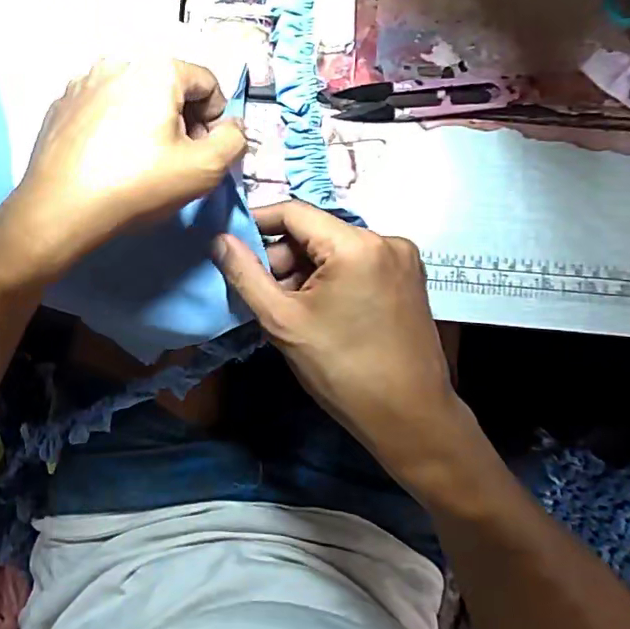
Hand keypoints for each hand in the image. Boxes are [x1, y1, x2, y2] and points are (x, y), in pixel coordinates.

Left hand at [0, 59, 246, 278]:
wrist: (59, 210)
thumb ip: (234, 140)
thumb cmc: (138, 185)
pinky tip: (111, 161)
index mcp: (157, 68)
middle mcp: (118, 62)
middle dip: (183, 120)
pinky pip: (104, 108)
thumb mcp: (204, 168)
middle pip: (170, 87)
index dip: (216, 119)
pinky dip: (117, 127)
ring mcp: (83, 82)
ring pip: (135, 96)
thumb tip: (231, 127)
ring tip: (143, 162)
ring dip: (150, 122)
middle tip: (179, 160)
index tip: (206, 152)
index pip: (207, 83)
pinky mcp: (60, 105)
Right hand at [211, 201, 476, 500]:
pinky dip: (333, 278)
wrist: (410, 416)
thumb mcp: (283, 322)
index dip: (257, 222)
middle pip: (317, 232)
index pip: (295, 212)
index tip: (230, 242)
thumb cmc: (342, 371)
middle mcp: (386, 239)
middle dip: (284, 258)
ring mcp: (403, 258)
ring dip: (307, 272)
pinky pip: (359, 263)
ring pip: (336, 249)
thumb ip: (246, 275)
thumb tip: (219, 240)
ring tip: (292, 312)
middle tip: (263, 295)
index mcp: (356, 244)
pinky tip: (321, 312)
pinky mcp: (409, 276)